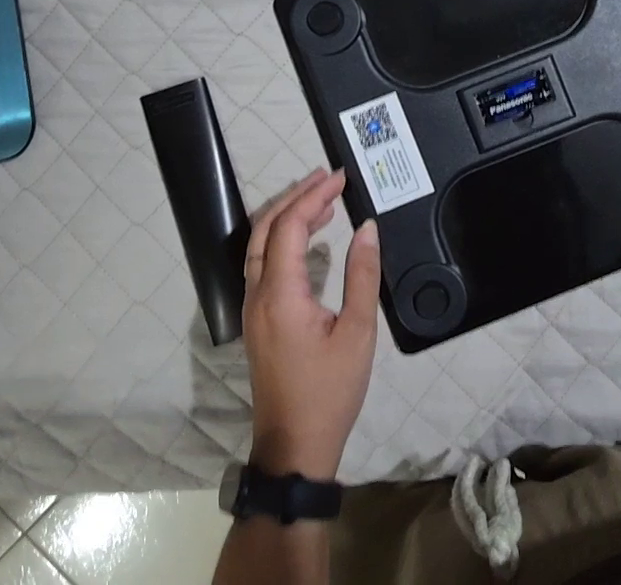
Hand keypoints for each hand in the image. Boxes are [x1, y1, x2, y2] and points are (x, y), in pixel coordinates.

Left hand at [242, 168, 380, 480]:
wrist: (295, 443)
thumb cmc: (331, 390)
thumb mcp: (357, 332)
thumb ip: (361, 275)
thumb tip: (368, 227)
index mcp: (280, 294)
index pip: (290, 227)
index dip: (314, 197)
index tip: (340, 178)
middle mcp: (258, 293)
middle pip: (266, 229)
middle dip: (296, 197)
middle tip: (328, 178)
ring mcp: (253, 307)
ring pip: (259, 245)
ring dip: (286, 216)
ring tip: (321, 200)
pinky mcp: (258, 319)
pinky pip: (262, 263)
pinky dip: (282, 239)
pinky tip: (308, 240)